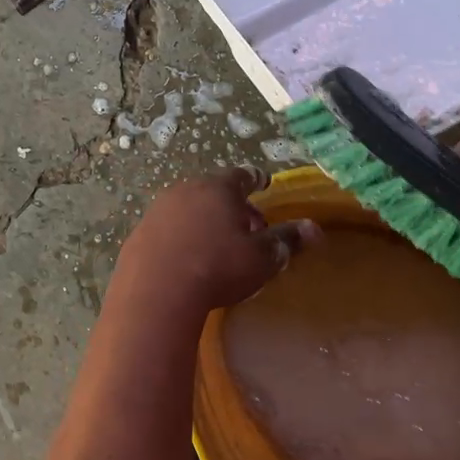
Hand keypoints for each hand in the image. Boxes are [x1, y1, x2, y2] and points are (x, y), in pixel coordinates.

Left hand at [118, 166, 320, 311]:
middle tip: (250, 225)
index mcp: (219, 188)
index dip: (255, 179)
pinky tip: (192, 251)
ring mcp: (162, 205)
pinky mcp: (145, 225)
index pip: (242, 176)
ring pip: (193, 204)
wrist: (157, 283)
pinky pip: (173, 221)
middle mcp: (188, 188)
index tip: (263, 181)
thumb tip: (314, 228)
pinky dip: (187, 229)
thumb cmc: (218, 266)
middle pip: (215, 190)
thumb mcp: (262, 257)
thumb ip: (287, 240)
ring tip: (222, 240)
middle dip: (234, 204)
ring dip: (209, 216)